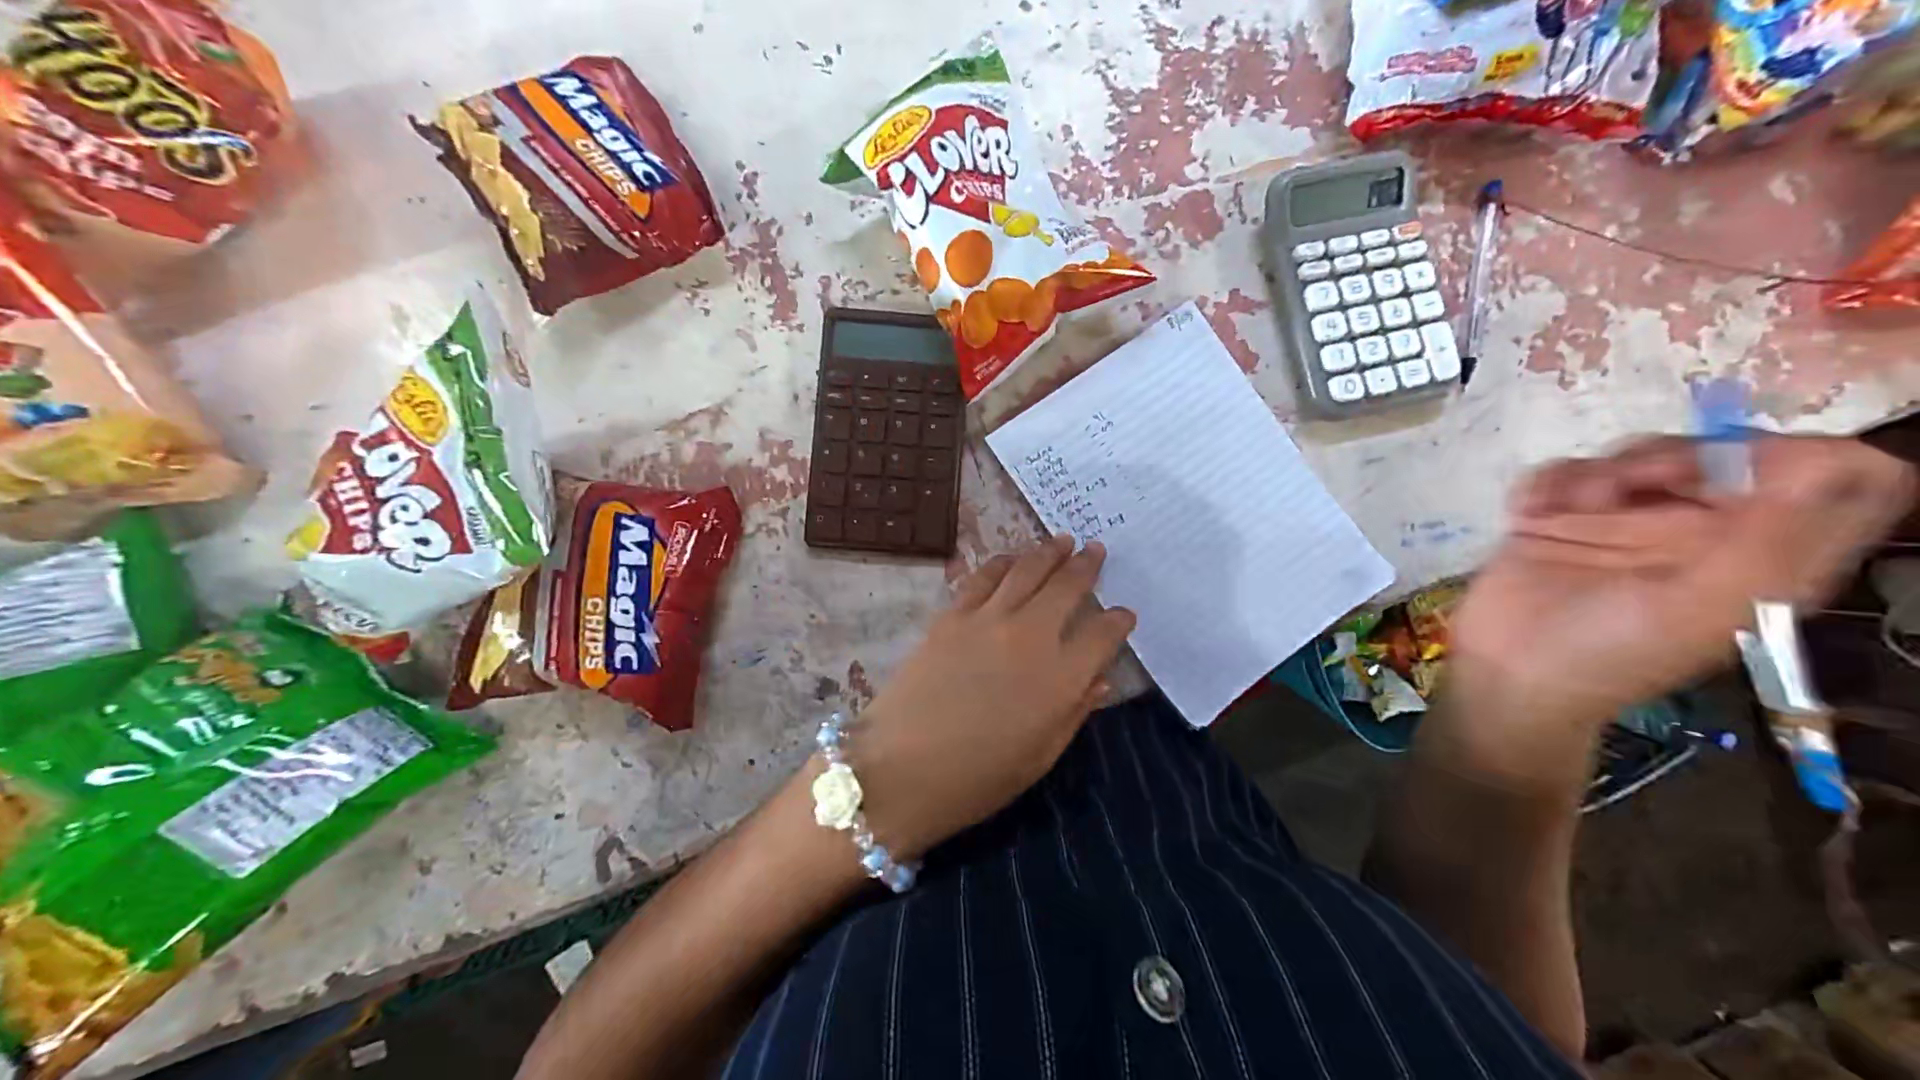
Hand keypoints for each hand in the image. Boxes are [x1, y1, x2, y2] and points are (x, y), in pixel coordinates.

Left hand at [837, 535, 1134, 858]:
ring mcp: (988, 621)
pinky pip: (984, 578)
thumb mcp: (1040, 756)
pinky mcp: (952, 616)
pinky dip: (1003, 562)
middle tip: (1096, 550)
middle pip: (1067, 588)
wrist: (900, 769)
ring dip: (1048, 552)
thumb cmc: (976, 779)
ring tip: (1062, 540)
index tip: (1124, 614)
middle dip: (1087, 566)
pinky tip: (1011, 558)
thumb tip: (1099, 680)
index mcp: (1062, 679)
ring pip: (1027, 571)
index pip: (1102, 635)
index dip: (1118, 621)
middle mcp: (1031, 638)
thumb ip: (1075, 712)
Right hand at [1450, 434, 1914, 733]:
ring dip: (1599, 470)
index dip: (1798, 456)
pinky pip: (1563, 470)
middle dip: (1676, 456)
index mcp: (1764, 552)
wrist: (1512, 673)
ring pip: (1638, 452)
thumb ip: (1771, 537)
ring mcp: (1625, 521)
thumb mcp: (1704, 606)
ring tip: (1569, 507)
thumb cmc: (1612, 652)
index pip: (1836, 476)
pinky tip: (1531, 513)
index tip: (1734, 471)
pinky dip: (1544, 484)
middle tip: (1633, 483)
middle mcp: (1702, 529)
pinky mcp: (1562, 518)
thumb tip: (1830, 457)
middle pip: (1724, 451)